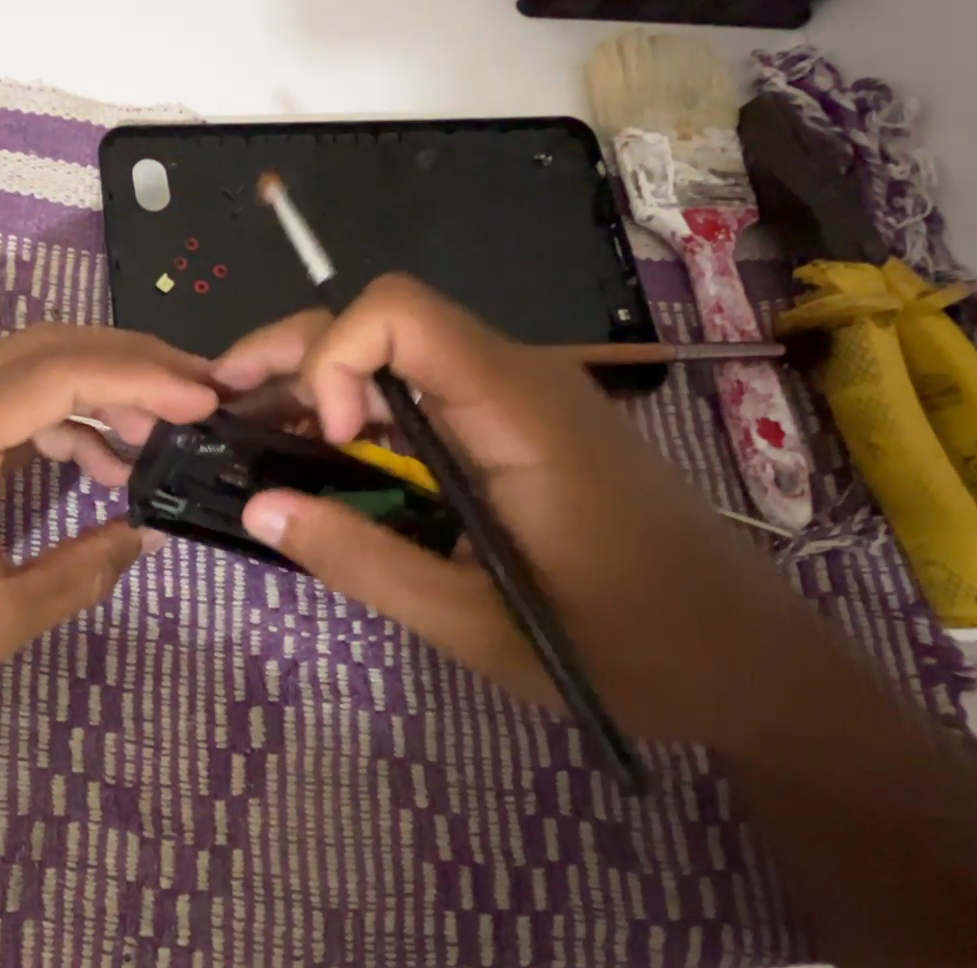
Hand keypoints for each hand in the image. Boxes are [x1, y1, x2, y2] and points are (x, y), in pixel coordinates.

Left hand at [0, 325, 218, 772]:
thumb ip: (84, 568)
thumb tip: (152, 533)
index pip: (56, 374)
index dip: (141, 378)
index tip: (207, 401)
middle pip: (41, 352)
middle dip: (127, 365)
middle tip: (199, 397)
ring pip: (23, 375)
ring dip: (95, 394)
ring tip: (160, 436)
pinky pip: (2, 414)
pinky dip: (58, 427)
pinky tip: (101, 466)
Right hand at [212, 275, 855, 745]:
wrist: (752, 665)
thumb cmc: (626, 650)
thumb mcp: (475, 625)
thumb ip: (360, 561)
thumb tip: (257, 507)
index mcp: (515, 410)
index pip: (397, 312)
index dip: (333, 358)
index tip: (322, 439)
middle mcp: (515, 380)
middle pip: (382, 320)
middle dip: (292, 356)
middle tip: (224, 409)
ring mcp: (516, 400)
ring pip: (395, 352)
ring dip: (315, 382)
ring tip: (253, 432)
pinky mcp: (514, 426)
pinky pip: (420, 390)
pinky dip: (354, 410)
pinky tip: (319, 453)